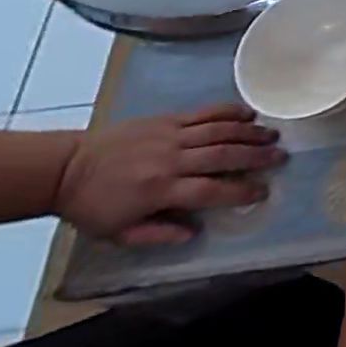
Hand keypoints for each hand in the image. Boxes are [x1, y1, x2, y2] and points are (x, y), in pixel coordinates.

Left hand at [54, 103, 282, 245]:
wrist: (65, 168)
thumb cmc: (93, 206)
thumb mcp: (118, 233)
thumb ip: (157, 234)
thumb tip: (193, 234)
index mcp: (159, 191)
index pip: (209, 191)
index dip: (239, 192)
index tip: (262, 192)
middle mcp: (170, 159)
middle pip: (222, 156)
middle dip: (255, 157)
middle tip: (280, 156)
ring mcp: (170, 135)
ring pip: (218, 131)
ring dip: (248, 133)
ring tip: (272, 135)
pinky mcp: (166, 120)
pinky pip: (203, 114)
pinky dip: (227, 112)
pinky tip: (247, 113)